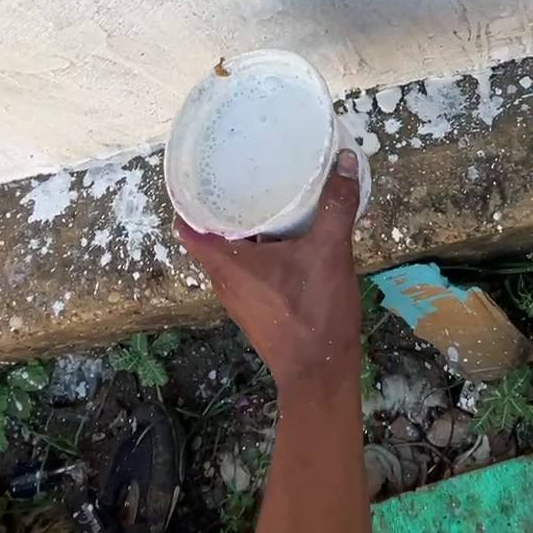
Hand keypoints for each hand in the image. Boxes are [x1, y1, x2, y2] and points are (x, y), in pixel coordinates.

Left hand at [175, 150, 363, 397]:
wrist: (321, 373)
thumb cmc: (314, 311)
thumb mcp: (329, 250)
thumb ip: (337, 205)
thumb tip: (344, 159)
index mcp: (228, 263)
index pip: (188, 226)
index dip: (188, 196)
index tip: (201, 171)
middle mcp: (226, 279)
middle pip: (211, 235)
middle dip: (223, 204)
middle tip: (241, 172)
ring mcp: (241, 296)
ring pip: (233, 252)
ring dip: (245, 226)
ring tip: (265, 196)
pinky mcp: (258, 306)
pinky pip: (249, 266)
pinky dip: (260, 246)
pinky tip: (287, 233)